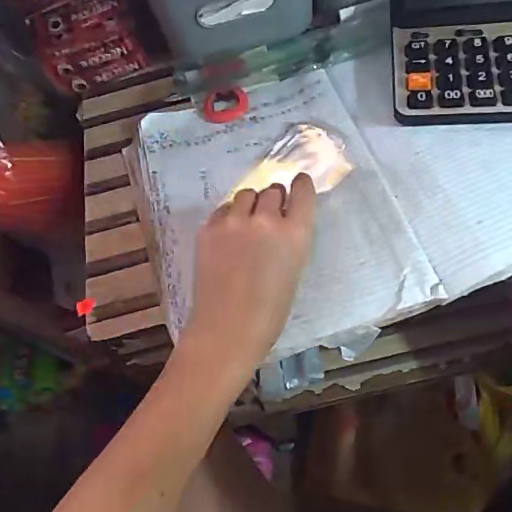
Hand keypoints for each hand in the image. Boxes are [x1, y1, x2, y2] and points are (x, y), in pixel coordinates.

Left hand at [181, 175, 317, 368]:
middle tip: (268, 219)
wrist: (228, 328)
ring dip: (249, 206)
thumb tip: (282, 222)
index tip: (298, 184)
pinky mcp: (209, 227)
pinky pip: (223, 209)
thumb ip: (291, 240)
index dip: (300, 185)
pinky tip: (227, 238)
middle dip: (273, 201)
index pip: (302, 191)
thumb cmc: (270, 311)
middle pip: (272, 190)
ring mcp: (235, 221)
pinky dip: (228, 217)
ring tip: (245, 227)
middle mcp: (267, 219)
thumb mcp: (295, 270)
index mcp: (296, 233)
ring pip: (246, 194)